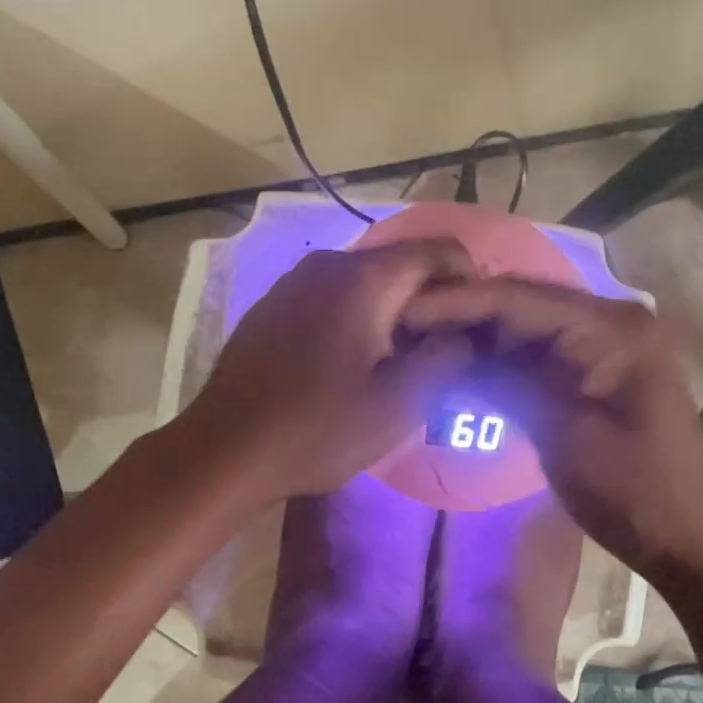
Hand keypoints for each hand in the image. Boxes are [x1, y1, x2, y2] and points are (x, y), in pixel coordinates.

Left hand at [185, 240, 474, 498]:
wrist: (225, 451)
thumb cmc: (318, 429)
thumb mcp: (400, 404)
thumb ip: (447, 358)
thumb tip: (465, 333)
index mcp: (365, 278)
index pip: (439, 252)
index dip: (470, 282)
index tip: (476, 328)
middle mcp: (328, 264)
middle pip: (400, 265)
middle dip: (430, 302)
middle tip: (441, 355)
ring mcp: (293, 282)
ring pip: (365, 283)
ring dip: (392, 313)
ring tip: (399, 364)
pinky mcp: (271, 306)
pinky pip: (331, 298)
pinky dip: (355, 319)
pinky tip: (350, 365)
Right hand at [400, 278, 702, 584]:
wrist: (689, 540)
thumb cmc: (634, 492)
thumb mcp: (564, 435)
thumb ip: (508, 382)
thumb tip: (448, 349)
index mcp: (613, 328)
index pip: (519, 299)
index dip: (457, 303)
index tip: (402, 313)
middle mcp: (612, 321)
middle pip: (523, 304)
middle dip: (463, 314)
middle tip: (402, 328)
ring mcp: (607, 346)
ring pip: (527, 328)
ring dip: (478, 337)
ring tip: (420, 346)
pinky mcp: (599, 372)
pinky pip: (541, 354)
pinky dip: (502, 361)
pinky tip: (461, 368)